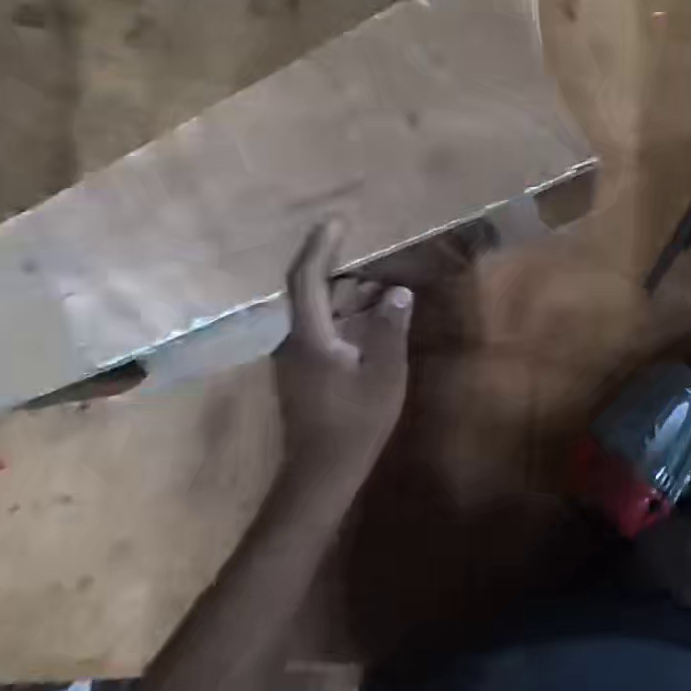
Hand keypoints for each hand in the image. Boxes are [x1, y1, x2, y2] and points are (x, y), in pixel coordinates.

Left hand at [273, 219, 414, 488]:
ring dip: (347, 290)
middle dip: (340, 265)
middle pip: (310, 290)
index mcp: (310, 337)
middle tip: (375, 248)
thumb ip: (390, 329)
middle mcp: (293, 340)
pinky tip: (373, 313)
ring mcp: (296, 356)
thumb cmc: (356, 420)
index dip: (320, 247)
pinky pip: (323, 325)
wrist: (322, 469)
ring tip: (382, 277)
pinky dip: (346, 311)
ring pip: (318, 309)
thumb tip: (397, 291)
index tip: (337, 221)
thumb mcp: (384, 373)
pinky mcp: (305, 368)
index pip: (307, 280)